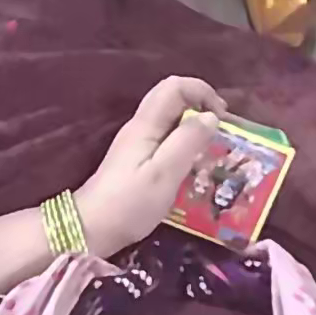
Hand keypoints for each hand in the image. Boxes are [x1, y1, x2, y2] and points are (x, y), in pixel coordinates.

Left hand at [75, 76, 227, 256]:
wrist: (92, 228)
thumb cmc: (130, 203)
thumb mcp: (165, 174)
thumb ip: (188, 142)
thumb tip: (211, 116)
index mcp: (145, 125)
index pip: (174, 86)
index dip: (202, 91)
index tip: (222, 116)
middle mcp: (139, 126)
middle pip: (170, 96)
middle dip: (199, 103)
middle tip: (221, 128)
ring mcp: (135, 141)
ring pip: (168, 116)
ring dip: (192, 122)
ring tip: (211, 145)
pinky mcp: (135, 158)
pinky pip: (164, 135)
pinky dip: (183, 138)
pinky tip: (192, 161)